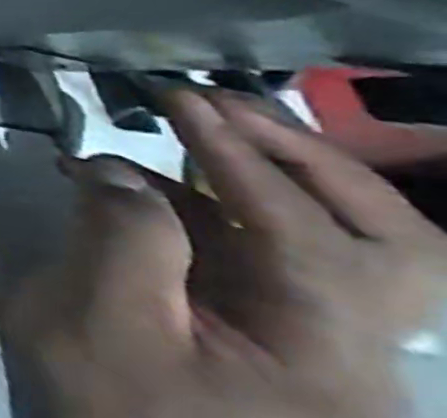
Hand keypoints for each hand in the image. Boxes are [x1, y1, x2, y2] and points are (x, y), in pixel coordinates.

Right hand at [12, 89, 446, 417]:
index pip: (313, 238)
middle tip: (219, 105)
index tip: (179, 100)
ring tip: (191, 119)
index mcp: (328, 355)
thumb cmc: (116, 408)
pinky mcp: (259, 324)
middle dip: (302, 158)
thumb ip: (122, 242)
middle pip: (384, 240)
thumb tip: (120, 172)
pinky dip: (203, 198)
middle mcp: (352, 346)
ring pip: (330, 238)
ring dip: (266, 170)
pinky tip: (130, 176)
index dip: (245, 161)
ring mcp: (309, 335)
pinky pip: (252, 247)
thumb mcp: (104, 328)